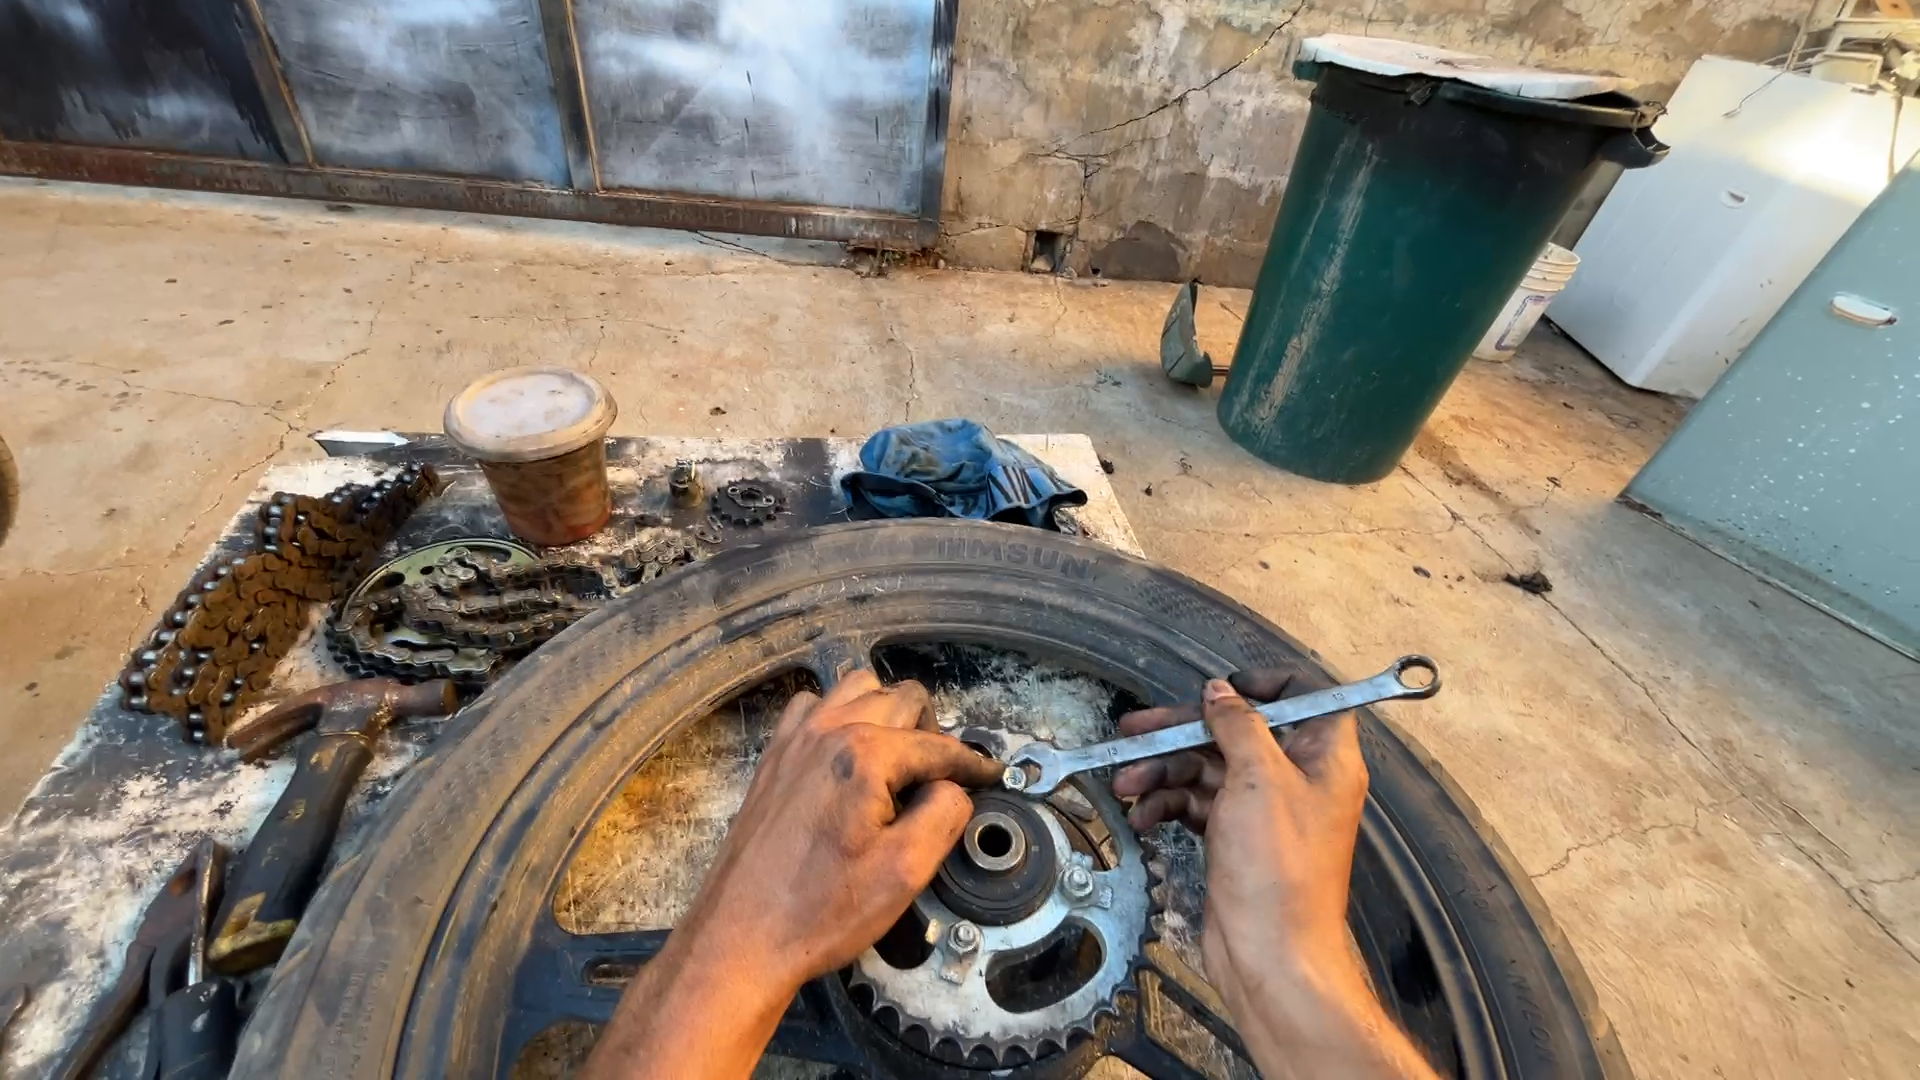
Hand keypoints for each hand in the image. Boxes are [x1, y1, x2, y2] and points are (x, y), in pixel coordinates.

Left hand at [585, 672, 1001, 1079]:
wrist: (740, 937)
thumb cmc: (822, 910)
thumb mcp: (906, 871)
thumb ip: (945, 813)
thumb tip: (952, 786)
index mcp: (865, 754)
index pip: (937, 744)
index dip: (971, 761)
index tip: (991, 773)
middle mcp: (830, 730)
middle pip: (903, 698)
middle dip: (932, 730)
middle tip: (941, 772)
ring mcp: (797, 736)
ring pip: (859, 686)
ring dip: (887, 710)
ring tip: (898, 754)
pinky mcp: (775, 753)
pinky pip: (815, 705)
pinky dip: (839, 714)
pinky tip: (845, 751)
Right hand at [1113, 672, 1437, 1079]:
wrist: (1270, 955)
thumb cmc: (1277, 866)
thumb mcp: (1257, 778)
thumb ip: (1238, 724)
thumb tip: (1219, 691)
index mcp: (1322, 758)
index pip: (1306, 698)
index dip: (1266, 685)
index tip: (1224, 688)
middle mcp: (1294, 778)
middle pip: (1235, 732)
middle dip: (1181, 732)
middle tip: (1135, 727)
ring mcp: (1261, 808)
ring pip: (1207, 767)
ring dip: (1162, 771)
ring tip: (1125, 783)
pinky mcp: (1234, 835)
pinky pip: (1197, 802)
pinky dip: (1168, 804)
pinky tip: (1143, 815)